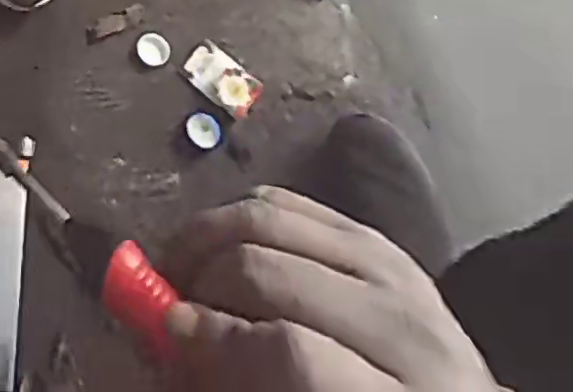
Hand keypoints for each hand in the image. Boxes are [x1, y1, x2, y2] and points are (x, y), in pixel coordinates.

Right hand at [158, 187, 500, 391]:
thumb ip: (248, 379)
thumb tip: (177, 339)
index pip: (292, 352)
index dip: (219, 340)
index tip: (172, 331)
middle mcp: (403, 324)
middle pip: (271, 271)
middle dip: (204, 281)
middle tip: (169, 296)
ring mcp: (390, 266)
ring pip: (270, 218)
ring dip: (209, 234)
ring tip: (183, 261)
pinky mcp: (373, 233)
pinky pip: (286, 200)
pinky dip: (238, 213)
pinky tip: (220, 241)